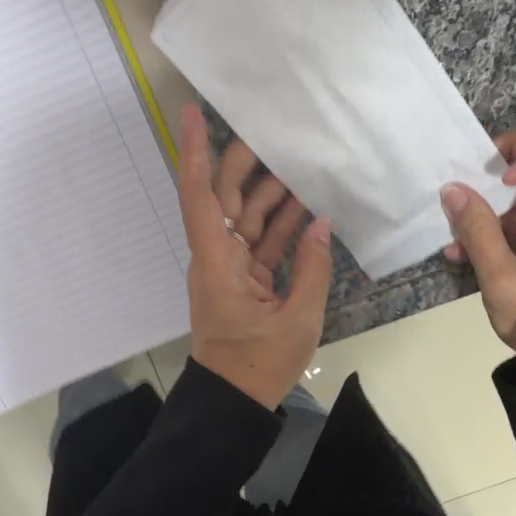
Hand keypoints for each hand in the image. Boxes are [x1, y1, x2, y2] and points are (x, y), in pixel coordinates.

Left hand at [176, 105, 332, 409]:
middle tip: (274, 131)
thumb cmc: (258, 365)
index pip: (198, 195)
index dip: (195, 152)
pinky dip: (282, 226)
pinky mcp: (245, 282)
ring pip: (245, 218)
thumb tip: (321, 226)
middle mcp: (217, 257)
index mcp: (217, 262)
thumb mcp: (297, 320)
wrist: (234, 402)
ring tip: (301, 164)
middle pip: (224, 198)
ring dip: (270, 194)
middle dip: (245, 163)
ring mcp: (230, 268)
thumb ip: (313, 270)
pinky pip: (260, 242)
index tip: (193, 113)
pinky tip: (307, 208)